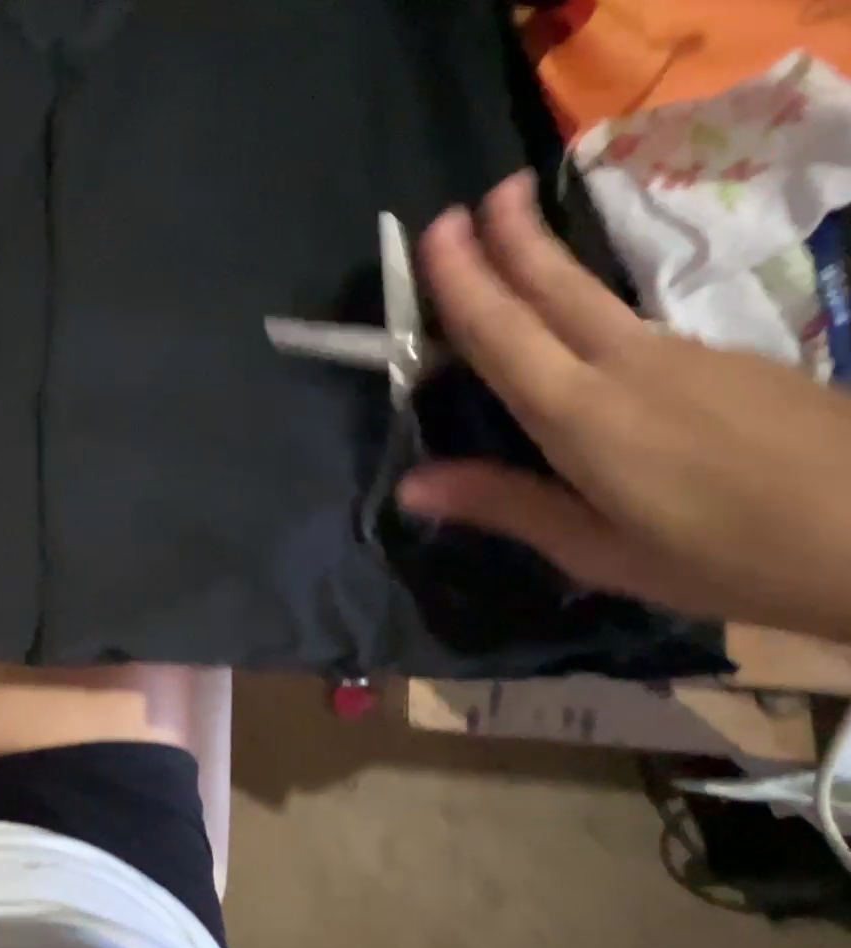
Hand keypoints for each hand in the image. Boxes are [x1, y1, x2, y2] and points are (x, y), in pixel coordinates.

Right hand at [401, 171, 850, 641]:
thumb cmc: (731, 557)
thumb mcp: (601, 550)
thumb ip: (507, 505)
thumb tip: (411, 485)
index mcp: (579, 412)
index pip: (503, 331)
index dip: (464, 278)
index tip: (439, 226)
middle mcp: (629, 365)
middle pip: (558, 288)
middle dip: (517, 236)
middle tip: (488, 191)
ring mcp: (690, 357)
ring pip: (597, 302)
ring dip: (551, 267)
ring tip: (523, 242)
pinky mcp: (734, 366)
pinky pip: (638, 331)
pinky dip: (593, 316)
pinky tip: (590, 338)